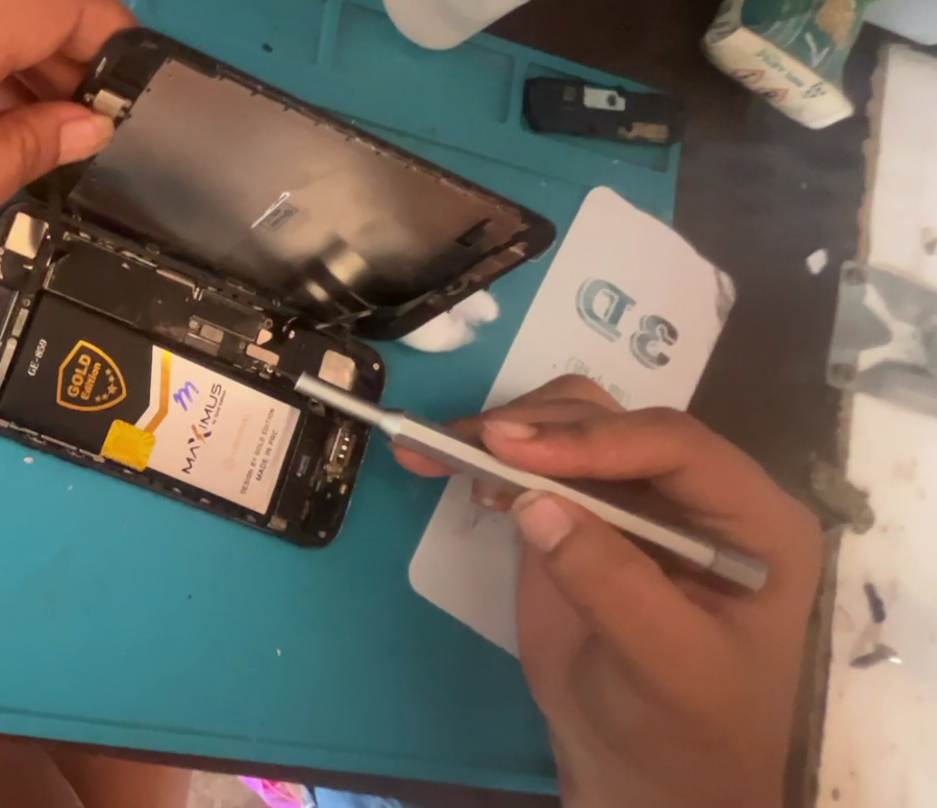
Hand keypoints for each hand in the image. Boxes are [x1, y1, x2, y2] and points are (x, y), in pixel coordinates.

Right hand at [395, 377, 822, 807]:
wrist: (637, 756)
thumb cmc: (682, 724)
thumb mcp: (667, 666)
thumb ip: (614, 584)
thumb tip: (534, 503)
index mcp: (747, 523)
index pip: (673, 446)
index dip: (590, 439)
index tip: (507, 451)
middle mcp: (687, 493)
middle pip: (604, 419)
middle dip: (527, 427)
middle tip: (458, 446)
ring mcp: (624, 496)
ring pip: (558, 422)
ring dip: (491, 430)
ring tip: (430, 450)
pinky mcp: (567, 507)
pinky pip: (523, 457)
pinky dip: (479, 453)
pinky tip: (447, 469)